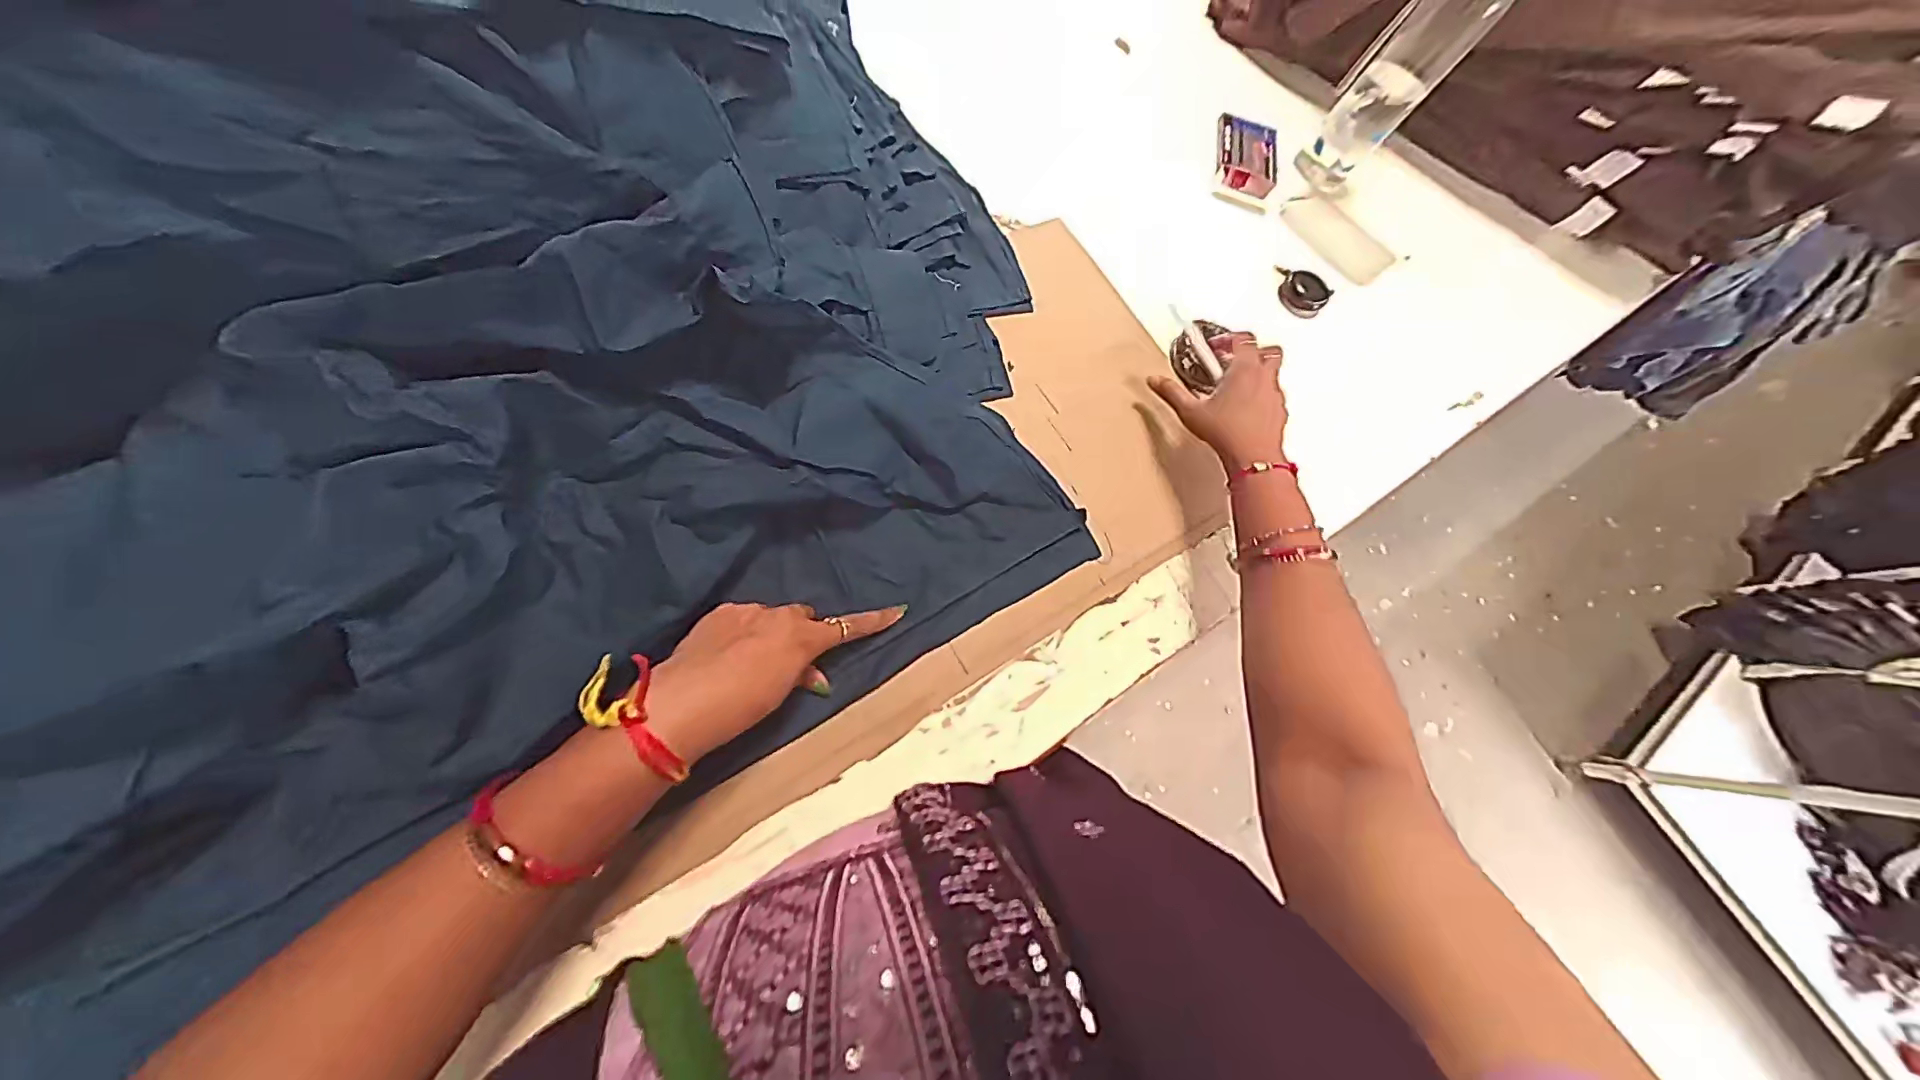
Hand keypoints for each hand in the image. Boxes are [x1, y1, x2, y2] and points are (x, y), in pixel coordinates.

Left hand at [643, 602, 906, 763]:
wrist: (682, 703)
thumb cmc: (740, 705)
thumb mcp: (779, 695)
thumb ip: (801, 675)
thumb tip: (812, 672)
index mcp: (799, 636)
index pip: (843, 627)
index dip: (871, 621)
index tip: (896, 611)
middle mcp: (776, 615)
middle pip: (801, 617)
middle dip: (801, 633)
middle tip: (792, 662)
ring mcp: (744, 611)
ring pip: (770, 617)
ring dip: (769, 633)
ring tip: (750, 662)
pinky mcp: (717, 614)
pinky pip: (742, 618)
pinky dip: (743, 632)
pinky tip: (726, 654)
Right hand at [1148, 331, 1287, 466]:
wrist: (1253, 458)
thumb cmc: (1227, 433)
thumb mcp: (1190, 411)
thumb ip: (1172, 392)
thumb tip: (1156, 381)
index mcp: (1244, 370)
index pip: (1244, 339)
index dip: (1230, 339)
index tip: (1218, 346)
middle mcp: (1264, 378)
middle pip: (1268, 350)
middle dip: (1253, 352)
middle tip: (1234, 362)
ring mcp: (1275, 395)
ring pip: (1273, 373)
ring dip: (1259, 374)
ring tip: (1238, 388)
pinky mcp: (1279, 412)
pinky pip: (1274, 396)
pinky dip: (1263, 397)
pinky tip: (1247, 410)